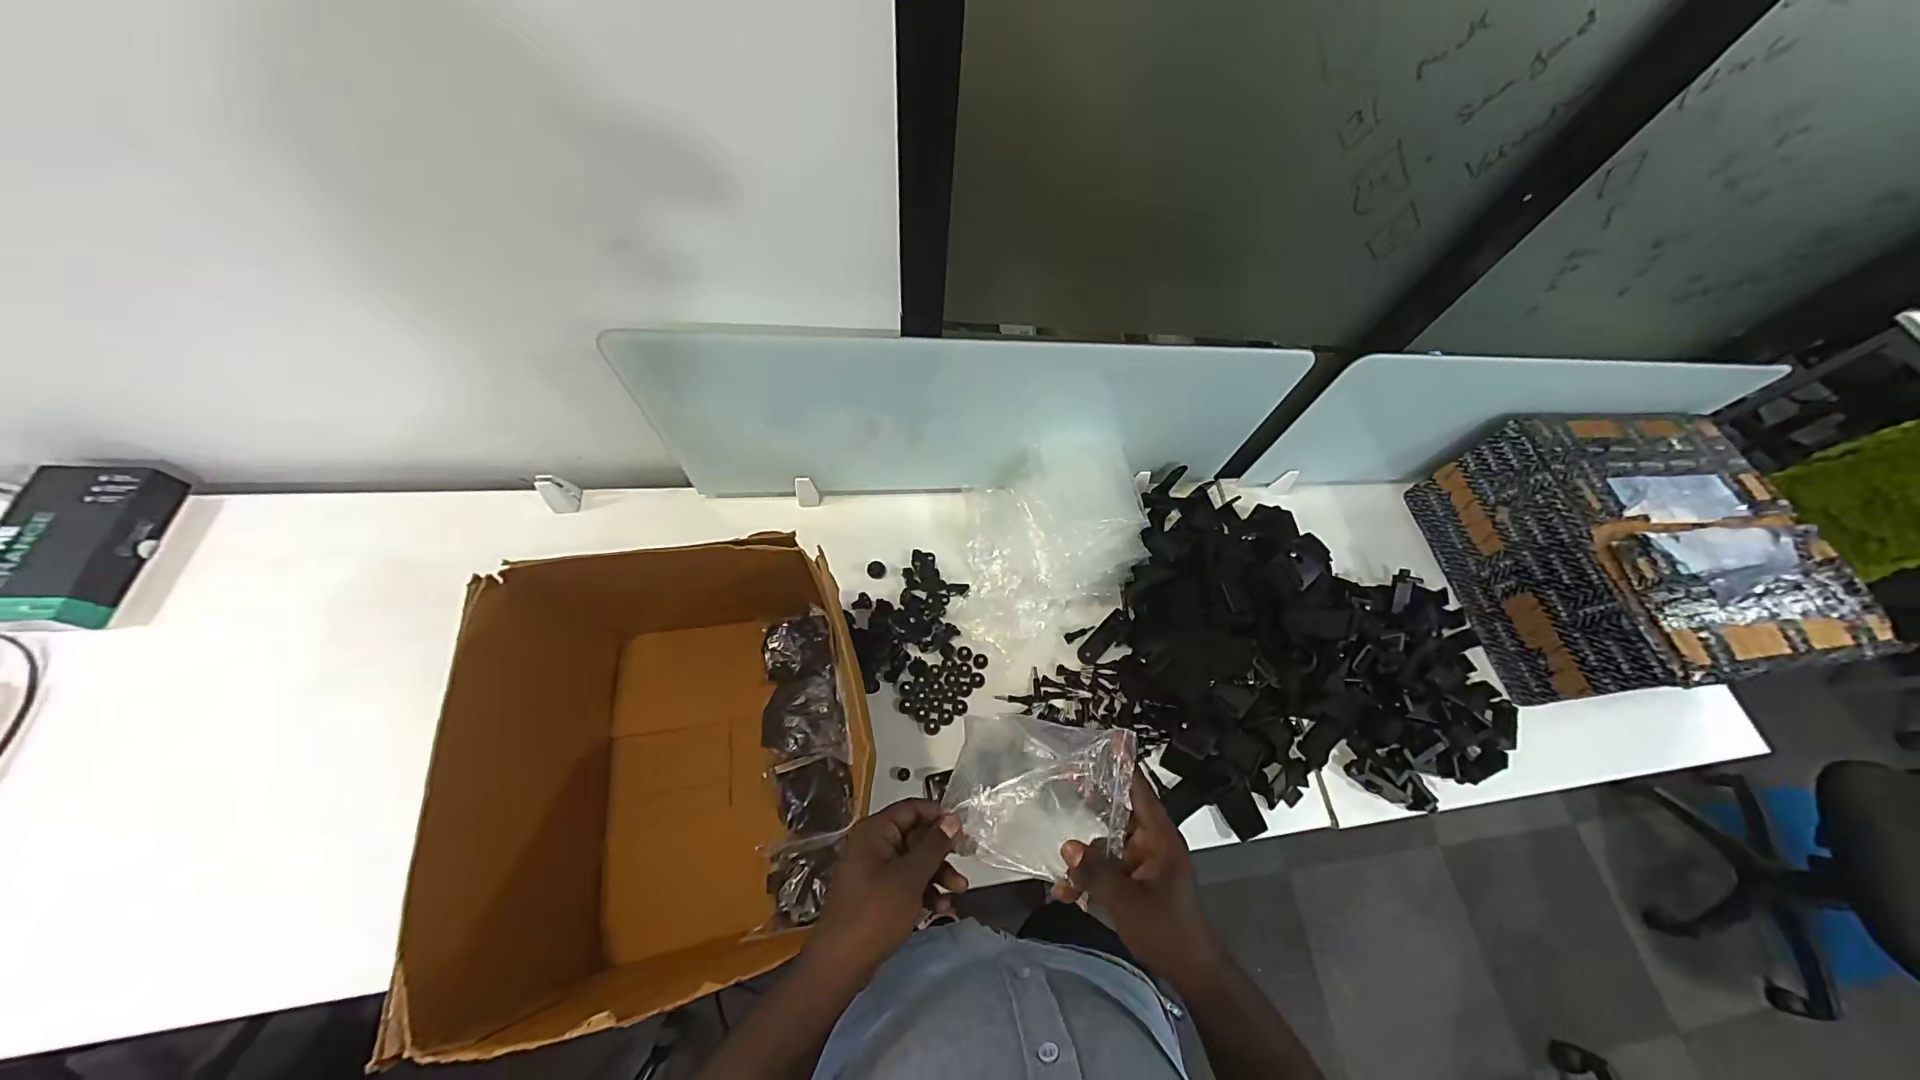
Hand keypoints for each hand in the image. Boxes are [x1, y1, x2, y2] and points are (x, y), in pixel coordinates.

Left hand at [805, 798, 968, 978]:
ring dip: (938, 874)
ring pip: (914, 861)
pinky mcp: (877, 893)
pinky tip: (942, 907)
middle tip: (968, 858)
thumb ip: (934, 846)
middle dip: (942, 851)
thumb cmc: (875, 912)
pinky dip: (925, 891)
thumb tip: (952, 819)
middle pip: (915, 836)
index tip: (964, 830)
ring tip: (959, 890)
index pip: (912, 809)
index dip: (939, 816)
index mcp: (875, 831)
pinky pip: (906, 882)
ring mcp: (874, 870)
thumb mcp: (910, 877)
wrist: (841, 963)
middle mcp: (873, 844)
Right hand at [1052, 772, 1222, 980]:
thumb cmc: (1168, 929)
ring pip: (1107, 846)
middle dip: (1092, 803)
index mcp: (1160, 838)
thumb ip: (1096, 871)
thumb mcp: (1127, 900)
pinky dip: (1088, 879)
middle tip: (1067, 781)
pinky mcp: (1135, 885)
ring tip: (1058, 870)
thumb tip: (1067, 846)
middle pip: (1119, 813)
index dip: (1124, 766)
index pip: (1140, 791)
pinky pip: (1107, 871)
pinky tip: (1065, 894)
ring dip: (1083, 857)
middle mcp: (1151, 844)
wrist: (1192, 973)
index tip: (1109, 742)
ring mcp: (1143, 865)